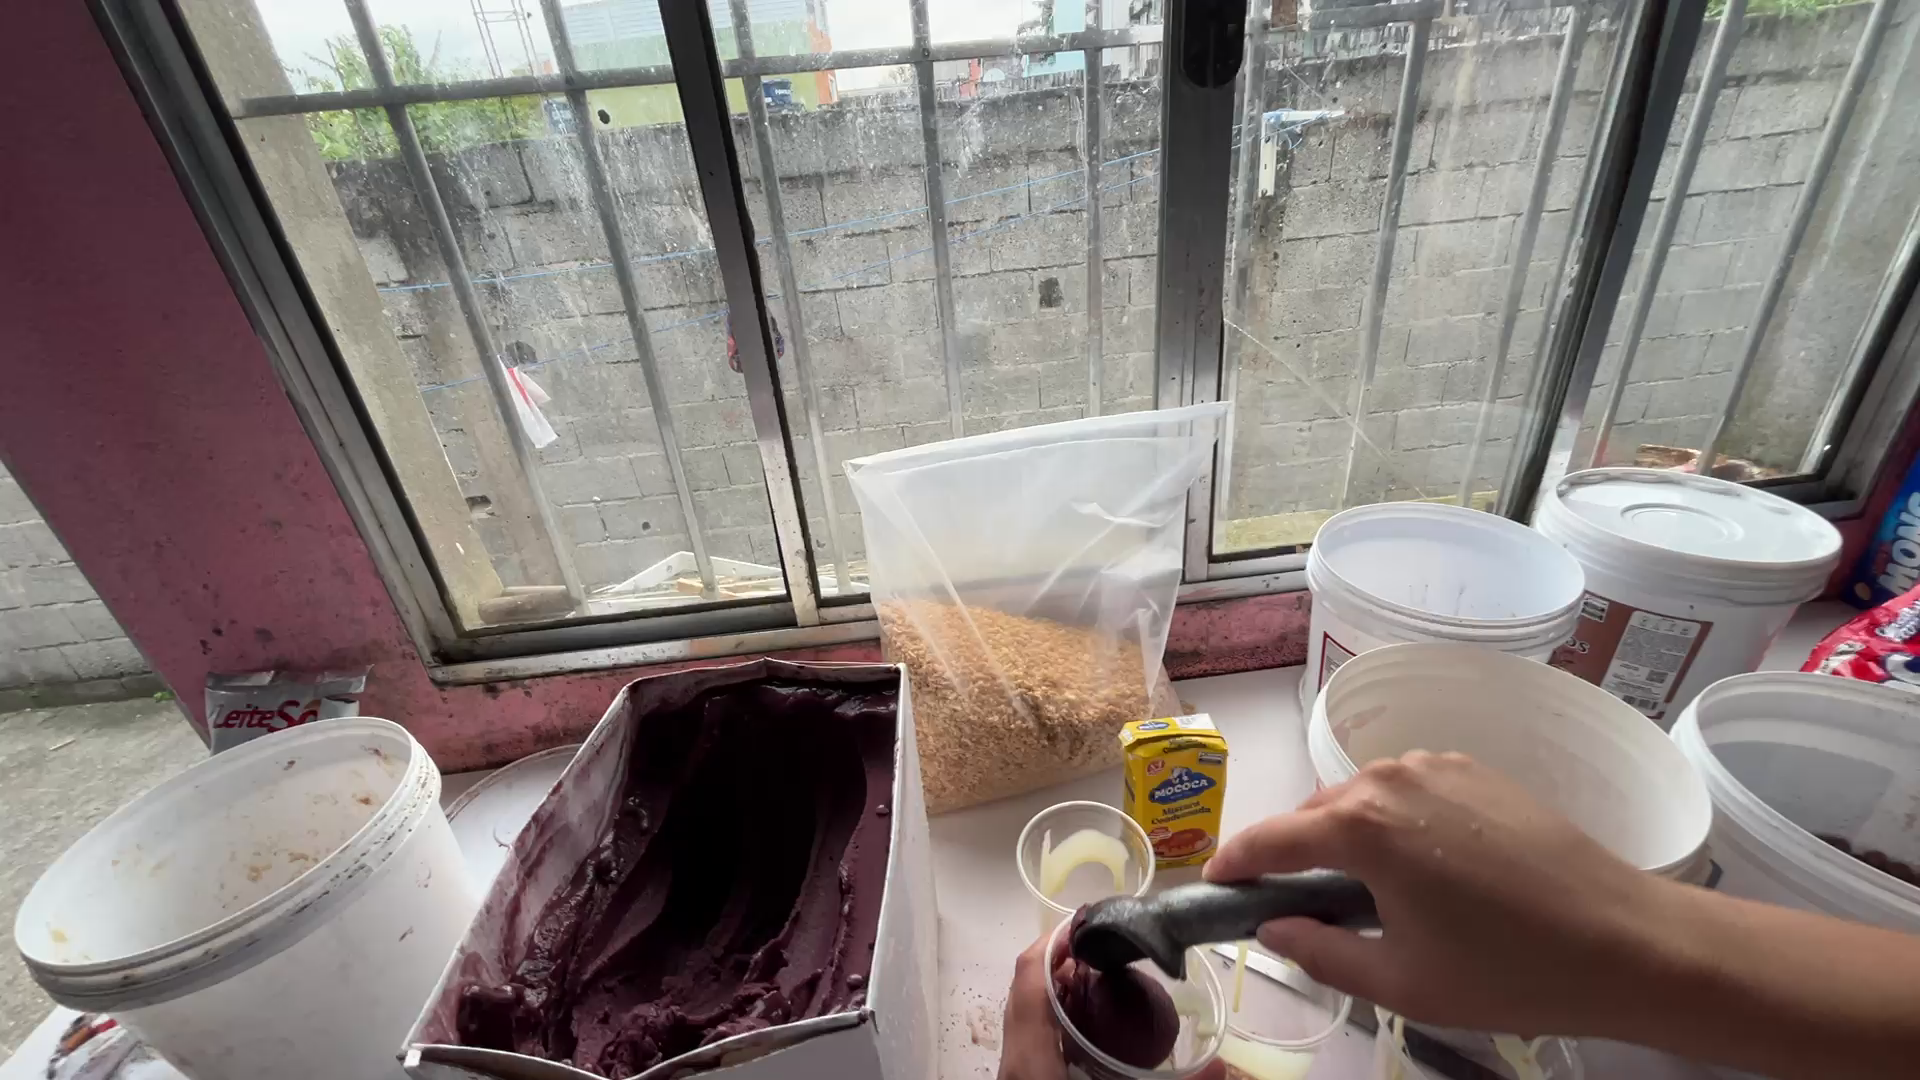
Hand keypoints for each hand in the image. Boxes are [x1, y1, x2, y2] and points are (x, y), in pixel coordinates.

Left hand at [997, 931, 1227, 1079]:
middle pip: (1025, 989)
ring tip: (1101, 982)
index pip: (1028, 976)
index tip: (1091, 924)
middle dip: (1060, 962)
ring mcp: (1015, 1074)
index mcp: (1030, 1063)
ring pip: (1024, 1015)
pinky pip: (1031, 1040)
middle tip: (1106, 952)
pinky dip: (1055, 1023)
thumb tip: (1229, 1070)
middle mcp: (1014, 1063)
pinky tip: (1089, 1035)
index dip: (1055, 940)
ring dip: (1056, 991)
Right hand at [1204, 751, 1672, 1036]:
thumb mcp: (1403, 982)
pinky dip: (1390, 817)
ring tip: (1375, 883)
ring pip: (1354, 797)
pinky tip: (1426, 856)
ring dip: (1345, 833)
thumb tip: (1271, 927)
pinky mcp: (1463, 764)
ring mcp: (1426, 764)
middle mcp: (1381, 778)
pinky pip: (1400, 787)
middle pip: (1312, 814)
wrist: (1636, 943)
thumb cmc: (1511, 971)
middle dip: (1296, 852)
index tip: (1216, 881)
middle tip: (1307, 899)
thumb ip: (1318, 952)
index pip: (1270, 838)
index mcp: (1360, 828)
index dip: (1236, 861)